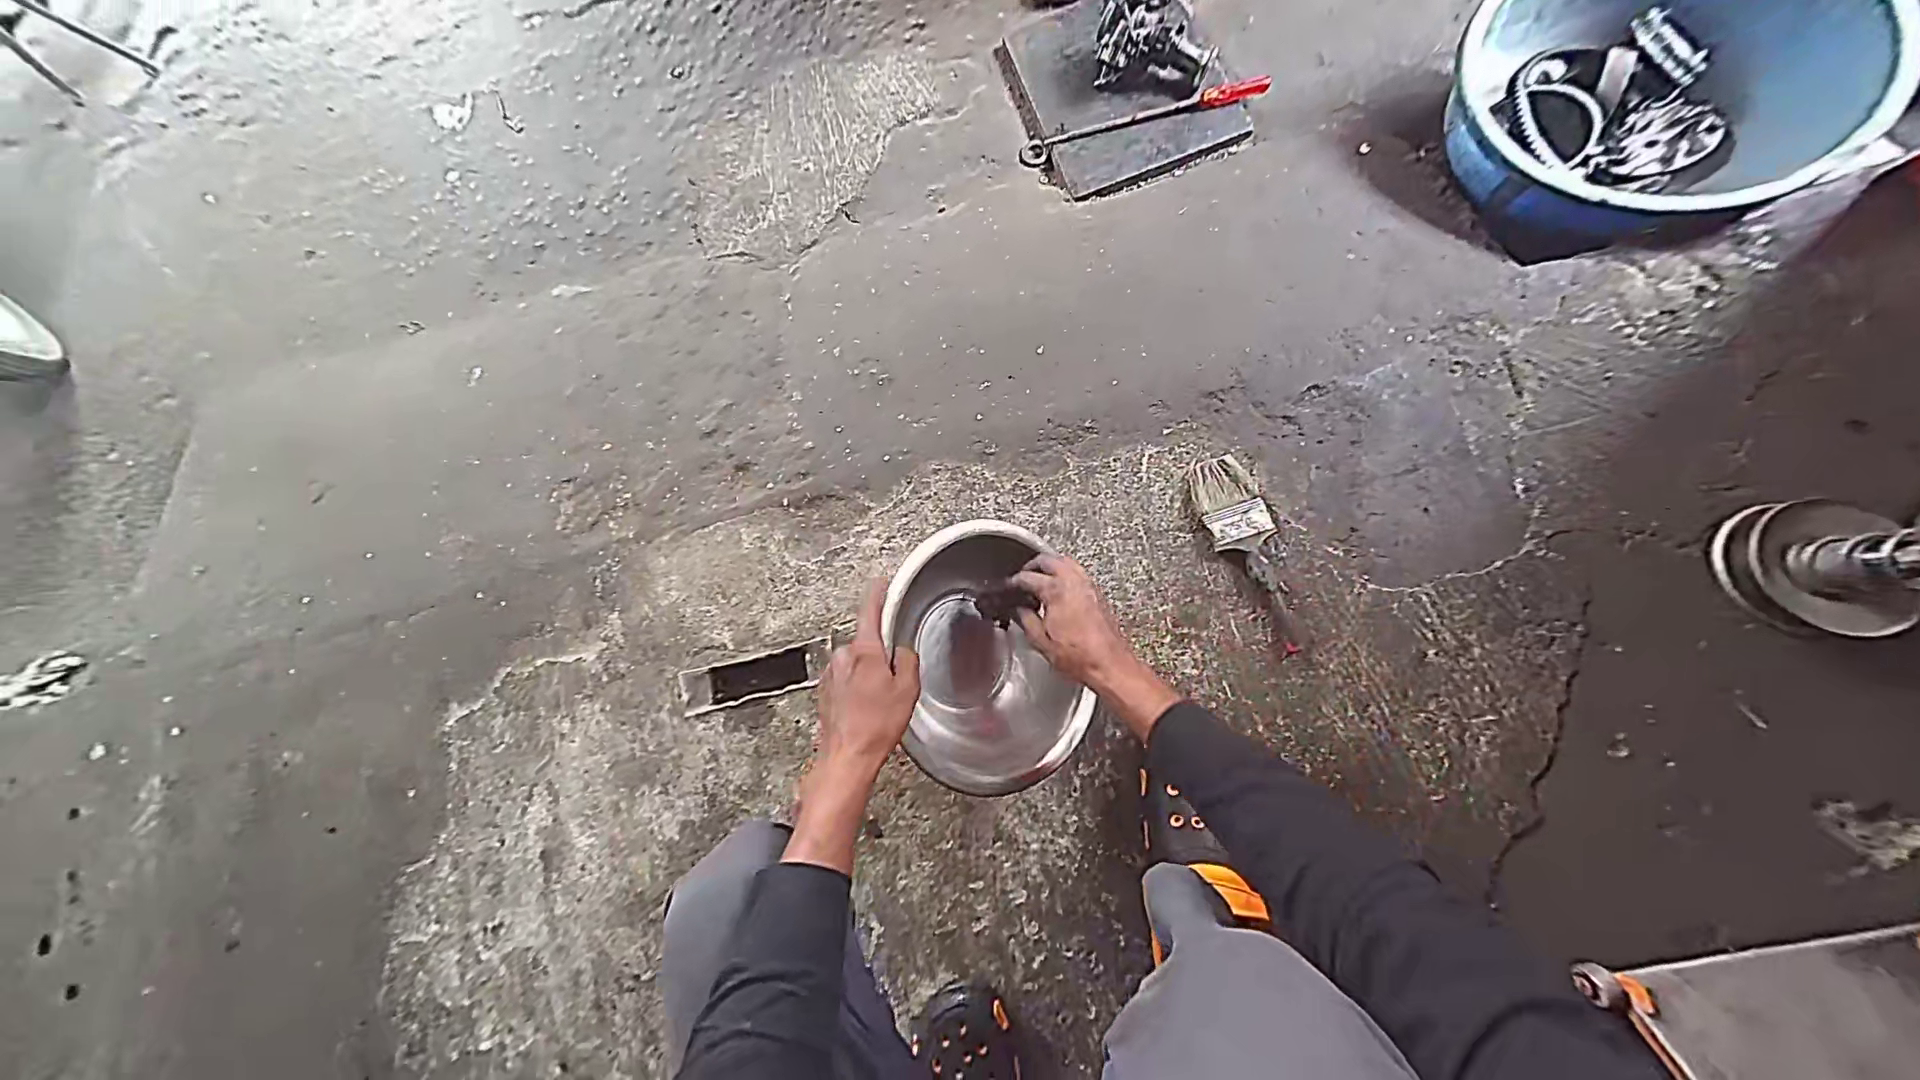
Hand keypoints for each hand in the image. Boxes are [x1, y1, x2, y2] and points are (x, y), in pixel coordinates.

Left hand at [784, 579, 919, 873]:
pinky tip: (867, 707)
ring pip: (856, 662)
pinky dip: (857, 687)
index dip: (879, 593)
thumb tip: (903, 651)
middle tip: (894, 678)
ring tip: (879, 700)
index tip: (882, 583)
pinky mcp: (825, 690)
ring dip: (868, 673)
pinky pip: (846, 678)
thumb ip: (907, 660)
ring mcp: (831, 674)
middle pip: (866, 641)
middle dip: (881, 654)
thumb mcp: (907, 689)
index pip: (870, 610)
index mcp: (864, 651)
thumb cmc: (875, 727)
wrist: (847, 756)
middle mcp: (843, 657)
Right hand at [1011, 554, 1180, 740]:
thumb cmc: (1080, 656)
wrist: (1108, 664)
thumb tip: (1020, 610)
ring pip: (1066, 562)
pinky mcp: (1098, 594)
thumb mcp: (1041, 641)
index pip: (1028, 577)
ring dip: (1051, 565)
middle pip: (1048, 560)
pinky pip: (1078, 572)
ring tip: (1040, 577)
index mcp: (1055, 591)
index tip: (1010, 586)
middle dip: (1032, 564)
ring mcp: (1088, 586)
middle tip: (1023, 575)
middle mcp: (1073, 582)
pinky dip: (1065, 572)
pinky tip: (1060, 587)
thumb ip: (1026, 620)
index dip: (1015, 581)